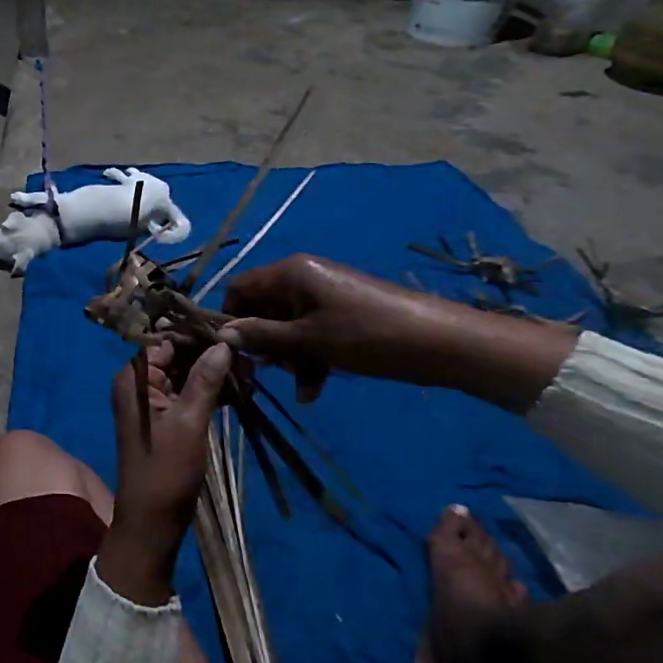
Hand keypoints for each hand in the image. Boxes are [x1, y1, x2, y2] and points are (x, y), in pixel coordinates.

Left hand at [98, 340, 231, 604]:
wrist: (153, 519)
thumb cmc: (166, 469)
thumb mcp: (190, 421)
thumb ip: (205, 379)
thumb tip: (224, 342)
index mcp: (135, 377)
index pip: (166, 340)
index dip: (198, 333)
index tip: (234, 329)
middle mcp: (139, 382)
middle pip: (177, 354)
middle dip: (211, 352)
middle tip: (250, 354)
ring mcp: (152, 400)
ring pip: (187, 372)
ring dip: (216, 371)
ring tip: (251, 372)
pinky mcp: (167, 416)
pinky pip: (189, 392)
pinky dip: (212, 390)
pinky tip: (241, 390)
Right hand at [219, 253, 417, 400]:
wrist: (440, 342)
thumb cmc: (366, 335)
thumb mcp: (307, 340)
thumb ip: (261, 335)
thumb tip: (222, 334)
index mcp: (290, 272)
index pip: (240, 287)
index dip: (231, 317)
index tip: (231, 351)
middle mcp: (303, 276)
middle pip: (264, 307)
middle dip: (264, 342)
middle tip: (269, 372)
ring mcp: (325, 294)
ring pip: (289, 324)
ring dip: (289, 356)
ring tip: (300, 386)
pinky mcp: (344, 311)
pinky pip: (313, 331)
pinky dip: (311, 356)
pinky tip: (314, 390)